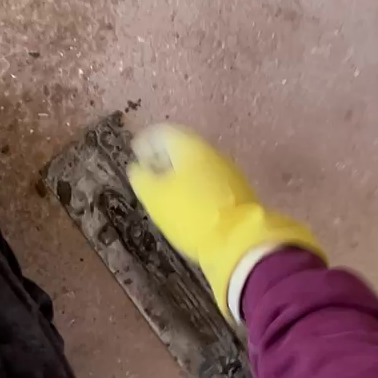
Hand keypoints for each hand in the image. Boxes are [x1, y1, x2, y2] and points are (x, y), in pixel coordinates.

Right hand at [127, 124, 323, 321]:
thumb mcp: (155, 197)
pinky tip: (189, 204)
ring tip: (167, 190)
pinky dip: (196, 187)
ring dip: (181, 174)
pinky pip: (211, 182)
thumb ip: (142, 178)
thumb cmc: (191, 214)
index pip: (163, 133)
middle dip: (165, 157)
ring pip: (198, 165)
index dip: (146, 141)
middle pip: (183, 147)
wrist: (240, 243)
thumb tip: (137, 168)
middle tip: (150, 169)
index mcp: (189, 146)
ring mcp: (229, 173)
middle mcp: (211, 153)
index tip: (136, 151)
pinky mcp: (240, 194)